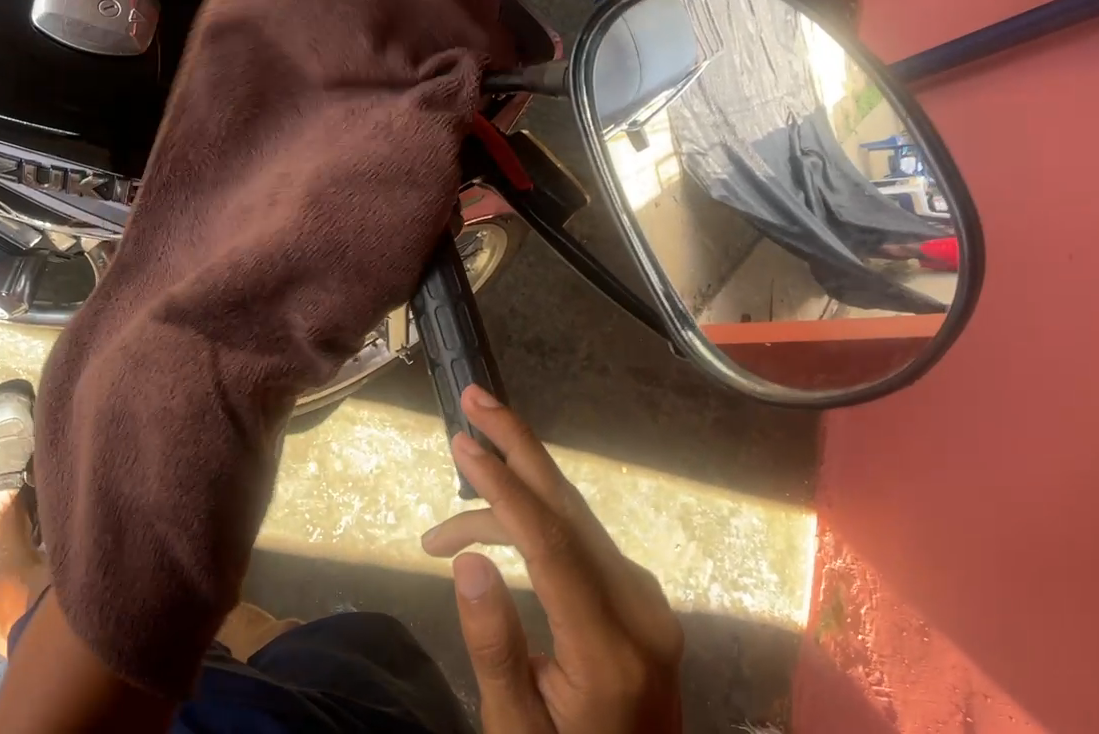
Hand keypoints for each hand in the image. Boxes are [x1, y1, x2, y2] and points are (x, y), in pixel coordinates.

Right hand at [421, 386, 683, 732]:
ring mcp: (646, 601)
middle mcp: (640, 610)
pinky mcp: (639, 598)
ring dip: (513, 490)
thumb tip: (469, 560)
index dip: (502, 486)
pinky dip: (532, 520)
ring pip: (571, 519)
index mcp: (609, 649)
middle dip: (518, 445)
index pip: (550, 544)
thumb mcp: (516, 724)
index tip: (461, 442)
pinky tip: (493, 525)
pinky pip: (580, 540)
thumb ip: (495, 645)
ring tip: (452, 496)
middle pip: (570, 508)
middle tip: (475, 397)